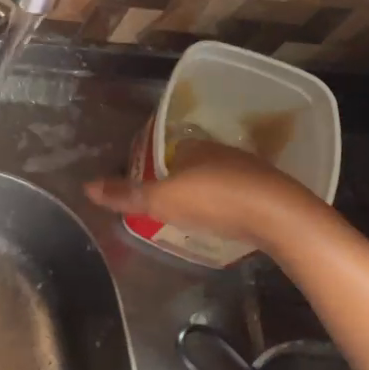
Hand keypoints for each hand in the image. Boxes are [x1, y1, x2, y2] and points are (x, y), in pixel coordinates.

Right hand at [84, 138, 330, 248]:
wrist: (282, 219)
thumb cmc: (216, 201)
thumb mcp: (161, 200)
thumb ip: (125, 195)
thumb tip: (86, 186)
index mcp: (194, 147)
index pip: (167, 149)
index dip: (155, 165)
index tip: (146, 182)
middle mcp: (222, 152)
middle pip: (193, 164)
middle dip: (180, 180)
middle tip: (166, 202)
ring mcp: (251, 171)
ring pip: (219, 178)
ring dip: (206, 193)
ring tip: (192, 215)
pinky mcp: (272, 193)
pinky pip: (241, 195)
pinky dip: (230, 206)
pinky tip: (225, 222)